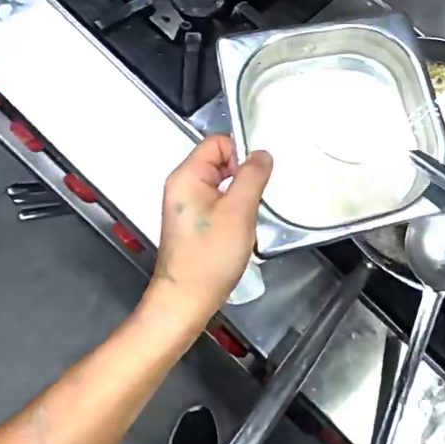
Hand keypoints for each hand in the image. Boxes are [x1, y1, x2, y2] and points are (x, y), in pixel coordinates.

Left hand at [145, 136, 272, 326]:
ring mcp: (187, 205)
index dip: (241, 153)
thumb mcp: (238, 211)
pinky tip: (241, 227)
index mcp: (187, 176)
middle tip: (257, 198)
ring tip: (250, 215)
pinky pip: (218, 201)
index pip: (218, 142)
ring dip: (240, 194)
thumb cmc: (209, 256)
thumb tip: (262, 154)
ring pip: (222, 182)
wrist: (185, 301)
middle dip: (243, 175)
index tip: (257, 177)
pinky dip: (233, 209)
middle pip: (220, 161)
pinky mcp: (193, 222)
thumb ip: (252, 176)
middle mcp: (182, 185)